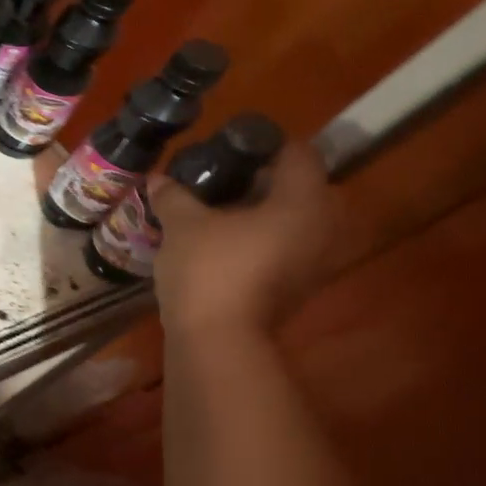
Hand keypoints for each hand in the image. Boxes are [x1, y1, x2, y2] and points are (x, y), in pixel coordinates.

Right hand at [149, 137, 333, 338]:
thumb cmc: (209, 270)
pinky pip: (283, 246)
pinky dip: (257, 238)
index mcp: (305, 200)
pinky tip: (220, 243)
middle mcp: (325, 224)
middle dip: (257, 181)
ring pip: (290, 219)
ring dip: (256, 212)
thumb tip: (159, 179)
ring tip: (214, 213)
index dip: (261, 146)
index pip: (296, 153)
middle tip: (217, 181)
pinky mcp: (300, 284)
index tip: (227, 148)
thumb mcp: (183, 225)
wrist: (218, 339)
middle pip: (296, 187)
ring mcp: (317, 258)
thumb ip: (175, 196)